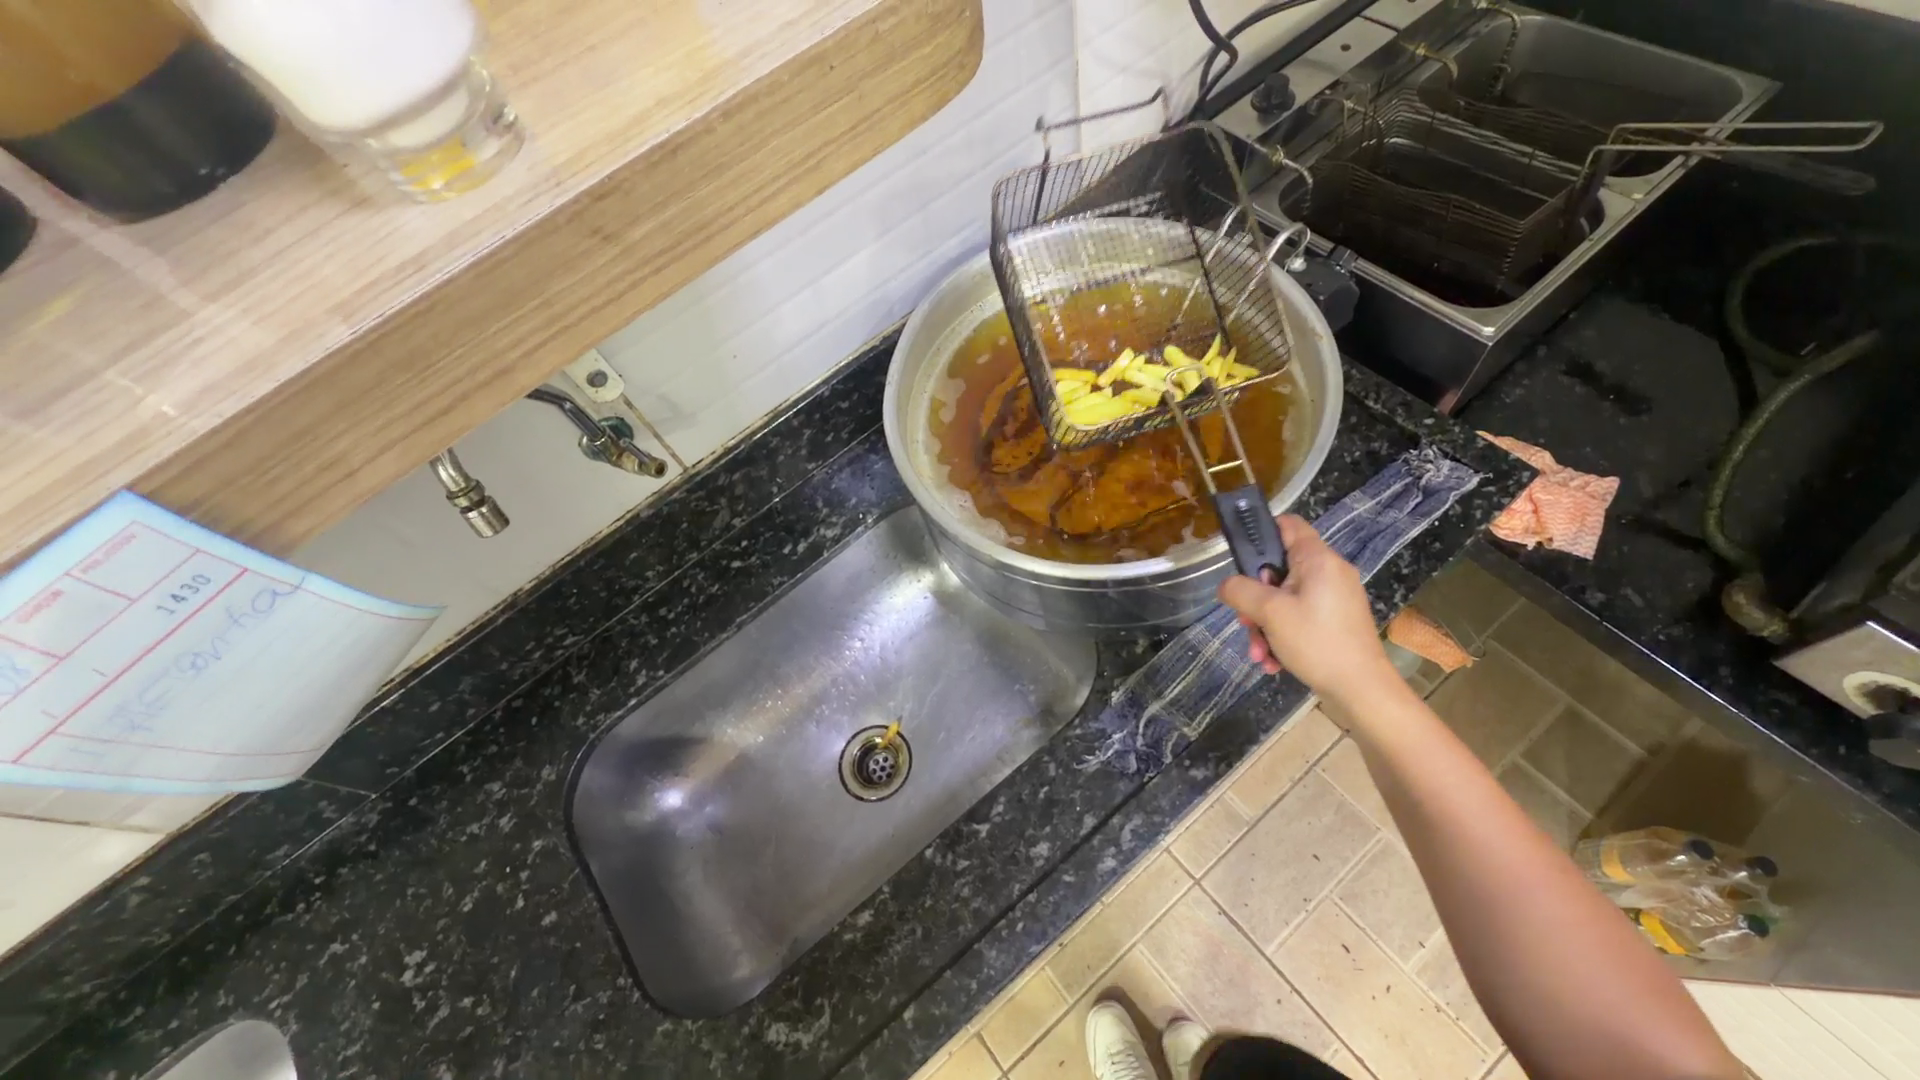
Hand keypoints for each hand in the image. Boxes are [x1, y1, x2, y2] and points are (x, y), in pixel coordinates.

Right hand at [1217, 515, 1395, 698]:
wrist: (1361, 689)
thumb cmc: (1316, 642)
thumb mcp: (1270, 613)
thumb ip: (1240, 591)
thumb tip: (1226, 585)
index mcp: (1318, 560)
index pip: (1288, 525)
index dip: (1261, 532)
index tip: (1239, 558)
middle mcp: (1329, 573)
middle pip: (1279, 570)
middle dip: (1255, 599)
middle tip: (1245, 621)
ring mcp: (1334, 599)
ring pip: (1285, 600)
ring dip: (1265, 625)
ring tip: (1259, 654)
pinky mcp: (1336, 622)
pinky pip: (1300, 618)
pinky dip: (1283, 635)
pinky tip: (1274, 662)